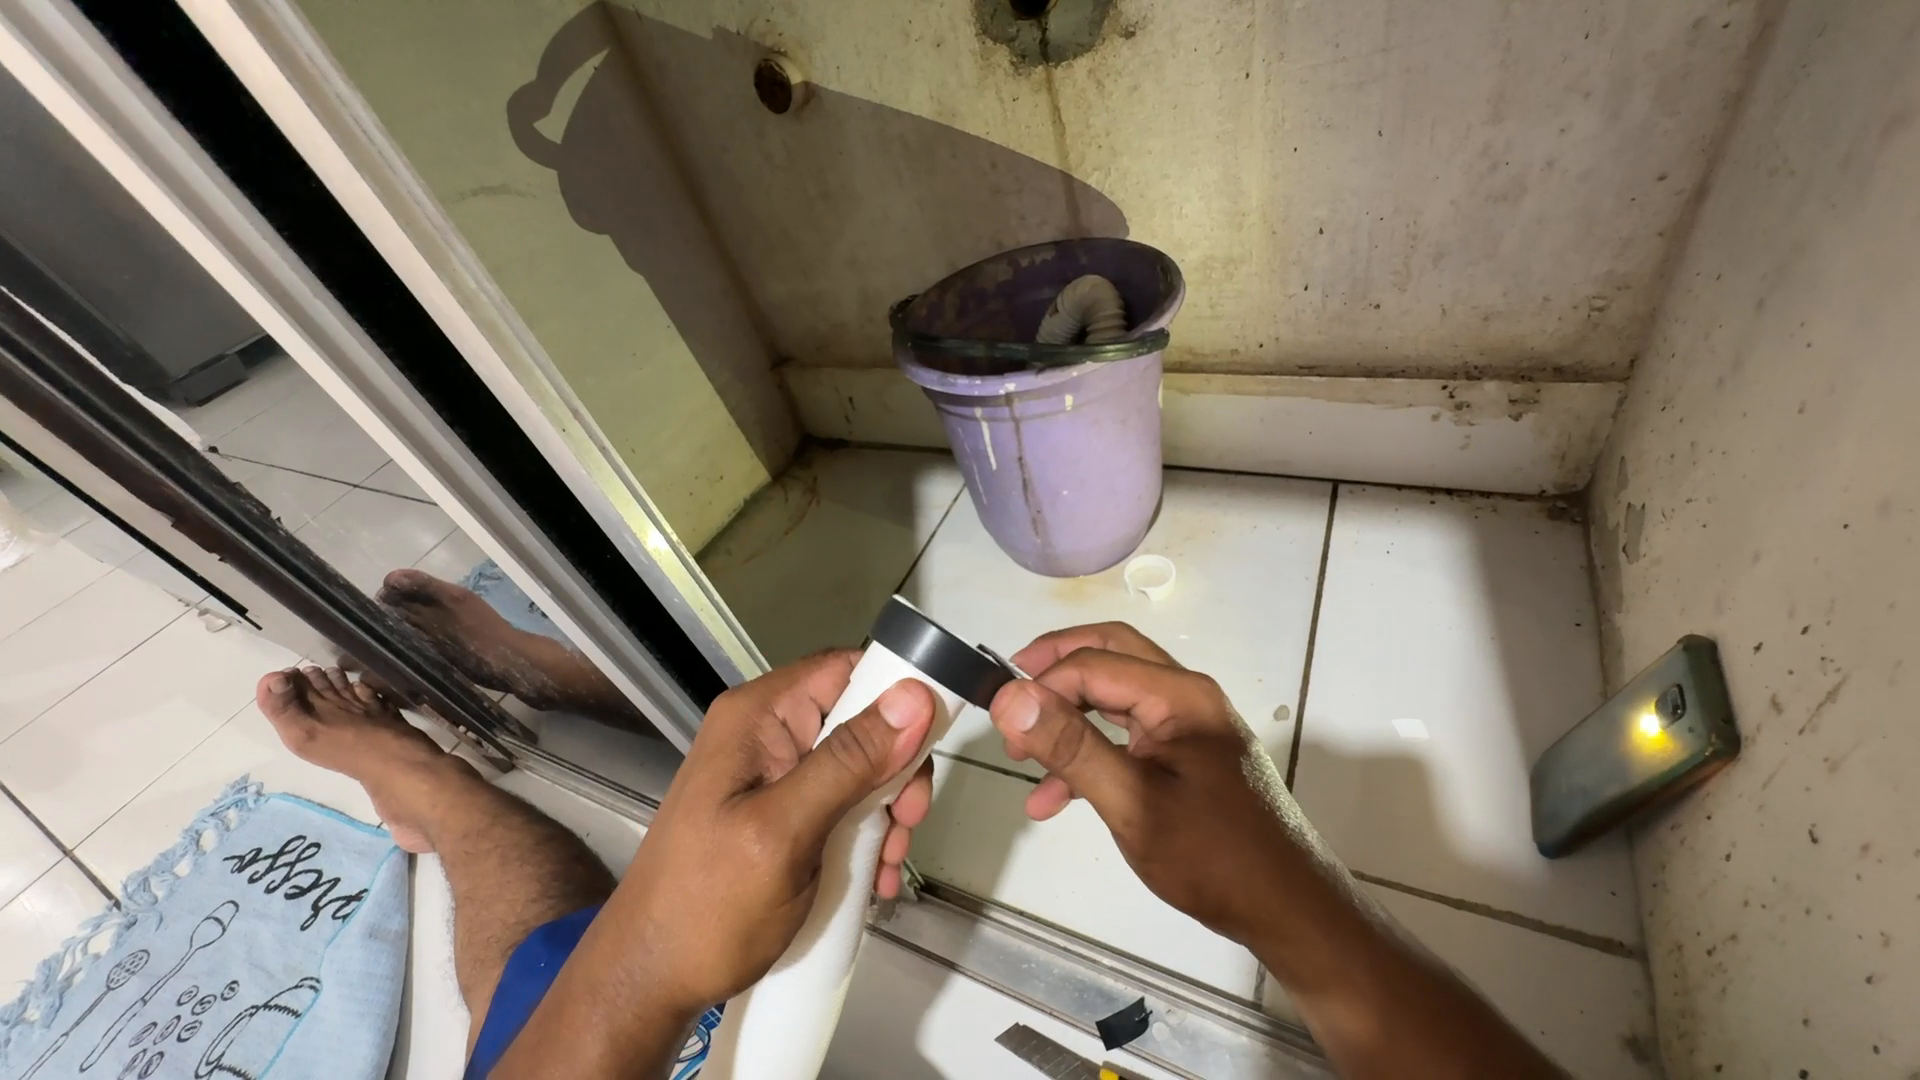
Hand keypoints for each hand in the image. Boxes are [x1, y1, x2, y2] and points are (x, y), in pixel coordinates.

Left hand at [622, 650, 936, 1013]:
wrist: (651, 981)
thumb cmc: (707, 907)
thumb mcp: (784, 831)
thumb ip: (849, 762)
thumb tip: (914, 695)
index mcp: (759, 716)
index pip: (846, 669)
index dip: (896, 694)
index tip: (927, 745)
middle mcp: (768, 733)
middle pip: (861, 719)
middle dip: (896, 769)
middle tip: (907, 820)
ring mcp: (775, 774)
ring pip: (861, 765)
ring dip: (888, 810)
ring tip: (887, 863)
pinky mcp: (783, 811)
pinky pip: (844, 802)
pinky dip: (868, 834)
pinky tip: (873, 876)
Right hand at [989, 623, 1313, 946]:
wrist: (1287, 911)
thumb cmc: (1212, 855)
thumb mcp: (1131, 801)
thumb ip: (1070, 746)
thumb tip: (1011, 698)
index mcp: (1178, 694)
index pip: (1093, 662)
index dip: (1042, 684)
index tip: (1001, 720)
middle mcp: (1185, 696)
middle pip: (1107, 656)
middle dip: (1054, 672)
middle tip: (1010, 696)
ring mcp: (1188, 725)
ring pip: (1114, 697)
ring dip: (1068, 717)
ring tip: (1022, 754)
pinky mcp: (1186, 756)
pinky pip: (1126, 737)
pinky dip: (1089, 754)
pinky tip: (1054, 797)